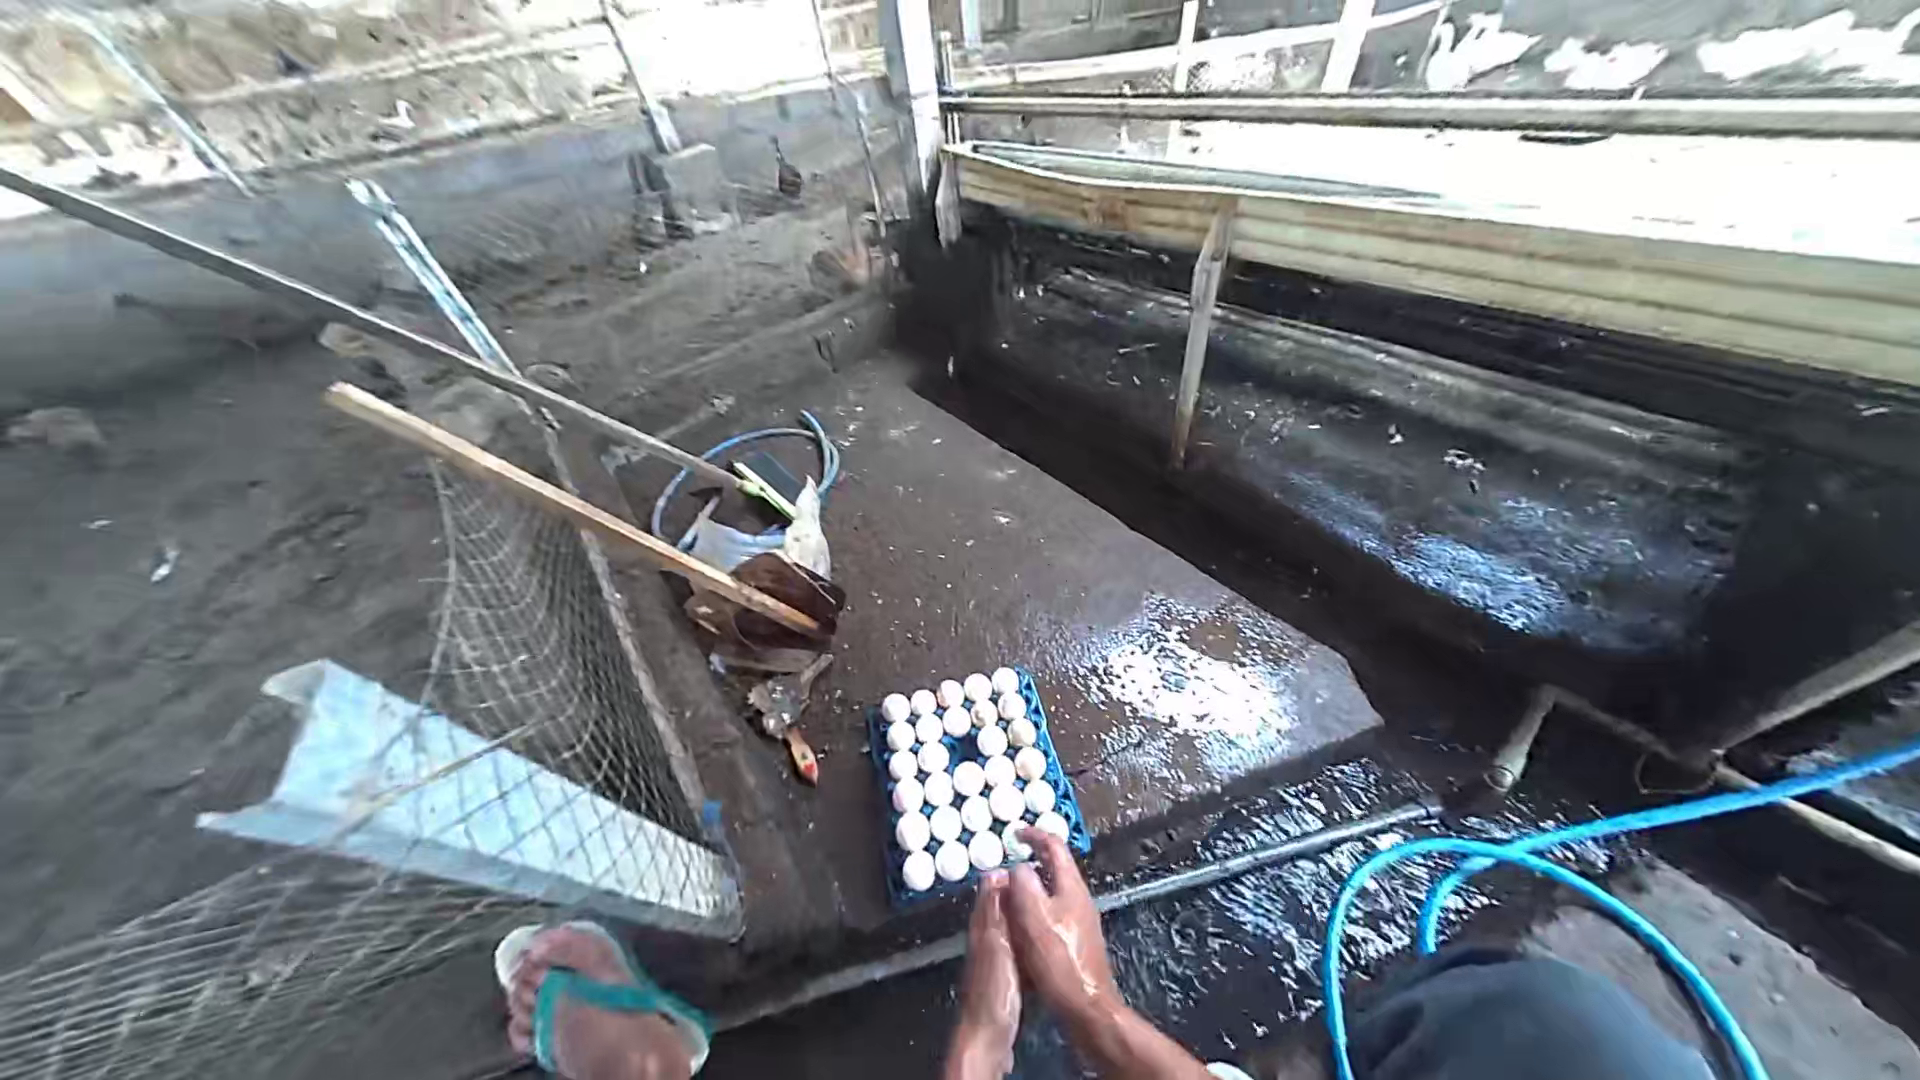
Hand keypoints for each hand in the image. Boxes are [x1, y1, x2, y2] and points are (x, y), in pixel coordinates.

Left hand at [945, 871, 1021, 1079]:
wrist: (988, 1035)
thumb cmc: (994, 987)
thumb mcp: (996, 942)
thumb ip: (995, 910)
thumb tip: (996, 873)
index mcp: (982, 926)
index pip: (990, 891)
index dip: (1005, 878)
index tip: (1027, 868)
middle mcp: (985, 939)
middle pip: (1000, 909)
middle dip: (1017, 897)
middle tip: (1041, 889)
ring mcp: (993, 960)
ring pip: (1009, 929)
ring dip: (1023, 920)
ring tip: (1044, 913)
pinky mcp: (1003, 979)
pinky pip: (1016, 951)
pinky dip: (1026, 944)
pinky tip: (1039, 947)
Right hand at [1004, 830, 1213, 1079]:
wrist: (1089, 1010)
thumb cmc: (1059, 961)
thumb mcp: (1033, 918)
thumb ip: (1023, 885)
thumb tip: (1017, 867)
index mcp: (1071, 886)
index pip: (1054, 846)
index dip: (1034, 835)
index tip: (1014, 834)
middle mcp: (1079, 897)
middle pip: (1057, 865)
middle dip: (1033, 857)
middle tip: (1010, 858)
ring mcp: (1081, 919)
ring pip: (1055, 887)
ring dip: (1034, 882)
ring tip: (1011, 887)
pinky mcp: (1078, 939)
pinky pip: (1055, 908)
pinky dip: (1037, 904)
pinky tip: (1023, 921)